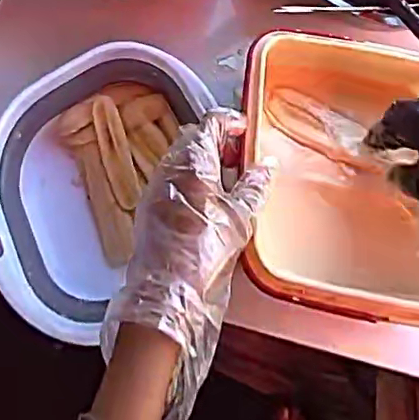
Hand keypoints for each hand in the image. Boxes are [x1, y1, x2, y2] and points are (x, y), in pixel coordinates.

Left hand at [102, 108, 273, 419]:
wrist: (166, 297)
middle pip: (195, 137)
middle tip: (243, 158)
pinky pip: (175, 180)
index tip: (248, 133)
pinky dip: (193, 181)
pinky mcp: (151, 207)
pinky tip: (210, 203)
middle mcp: (169, 166)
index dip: (232, 122)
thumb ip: (254, 186)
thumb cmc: (202, 255)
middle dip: (220, 142)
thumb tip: (266, 166)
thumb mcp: (239, 218)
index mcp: (191, 159)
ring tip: (231, 182)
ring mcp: (157, 185)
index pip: (211, 121)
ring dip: (207, 162)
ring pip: (184, 159)